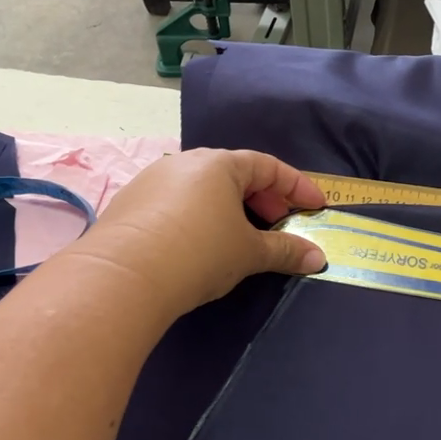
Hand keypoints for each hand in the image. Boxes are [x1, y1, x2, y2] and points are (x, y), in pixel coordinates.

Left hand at [64, 148, 326, 314]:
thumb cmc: (200, 252)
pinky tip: (201, 246)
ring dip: (229, 209)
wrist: (123, 276)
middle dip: (263, 199)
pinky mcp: (130, 204)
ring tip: (241, 237)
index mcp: (219, 165)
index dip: (297, 186)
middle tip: (279, 225)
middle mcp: (185, 163)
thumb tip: (317, 258)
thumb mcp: (250, 253)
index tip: (316, 207)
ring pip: (203, 189)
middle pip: (235, 174)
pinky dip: (200, 218)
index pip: (268, 166)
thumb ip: (285, 251)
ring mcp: (153, 181)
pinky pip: (177, 204)